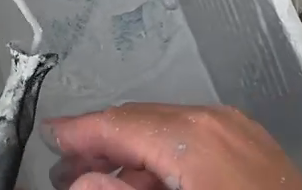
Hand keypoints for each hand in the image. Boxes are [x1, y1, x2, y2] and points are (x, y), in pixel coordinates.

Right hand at [46, 103, 301, 189]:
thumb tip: (83, 180)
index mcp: (191, 135)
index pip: (121, 123)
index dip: (80, 131)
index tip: (50, 138)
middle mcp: (212, 119)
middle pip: (141, 120)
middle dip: (102, 143)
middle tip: (67, 168)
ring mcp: (236, 128)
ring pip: (166, 129)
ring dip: (132, 153)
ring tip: (101, 179)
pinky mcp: (251, 145)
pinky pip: (194, 140)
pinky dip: (164, 157)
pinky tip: (149, 181)